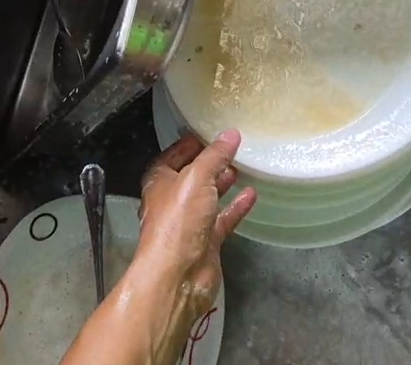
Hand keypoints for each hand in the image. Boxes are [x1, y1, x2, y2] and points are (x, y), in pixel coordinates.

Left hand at [60, 131, 254, 364]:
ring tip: (242, 165)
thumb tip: (231, 133)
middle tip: (231, 147)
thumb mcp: (196, 177)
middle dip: (209, 162)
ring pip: (208, 197)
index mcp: (159, 183)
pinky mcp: (207, 242)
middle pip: (191, 176)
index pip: (171, 156)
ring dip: (222, 182)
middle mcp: (172, 201)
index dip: (187, 144)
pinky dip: (236, 206)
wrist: (178, 277)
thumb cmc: (178, 220)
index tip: (208, 132)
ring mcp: (190, 224)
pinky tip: (251, 193)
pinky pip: (223, 219)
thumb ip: (215, 155)